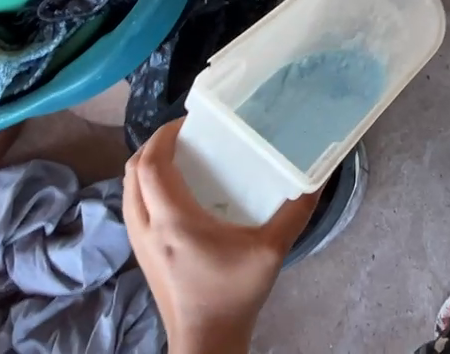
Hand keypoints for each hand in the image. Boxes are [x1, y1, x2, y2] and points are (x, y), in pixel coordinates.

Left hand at [124, 117, 321, 353]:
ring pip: (128, 191)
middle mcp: (148, 227)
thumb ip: (297, 208)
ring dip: (148, 166)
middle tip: (188, 132)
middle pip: (133, 173)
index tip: (192, 119)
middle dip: (154, 145)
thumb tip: (320, 172)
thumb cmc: (235, 292)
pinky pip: (133, 208)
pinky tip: (177, 190)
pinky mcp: (143, 255)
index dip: (164, 135)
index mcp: (174, 220)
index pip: (151, 165)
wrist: (206, 342)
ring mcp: (140, 244)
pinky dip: (147, 187)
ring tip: (182, 154)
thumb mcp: (272, 248)